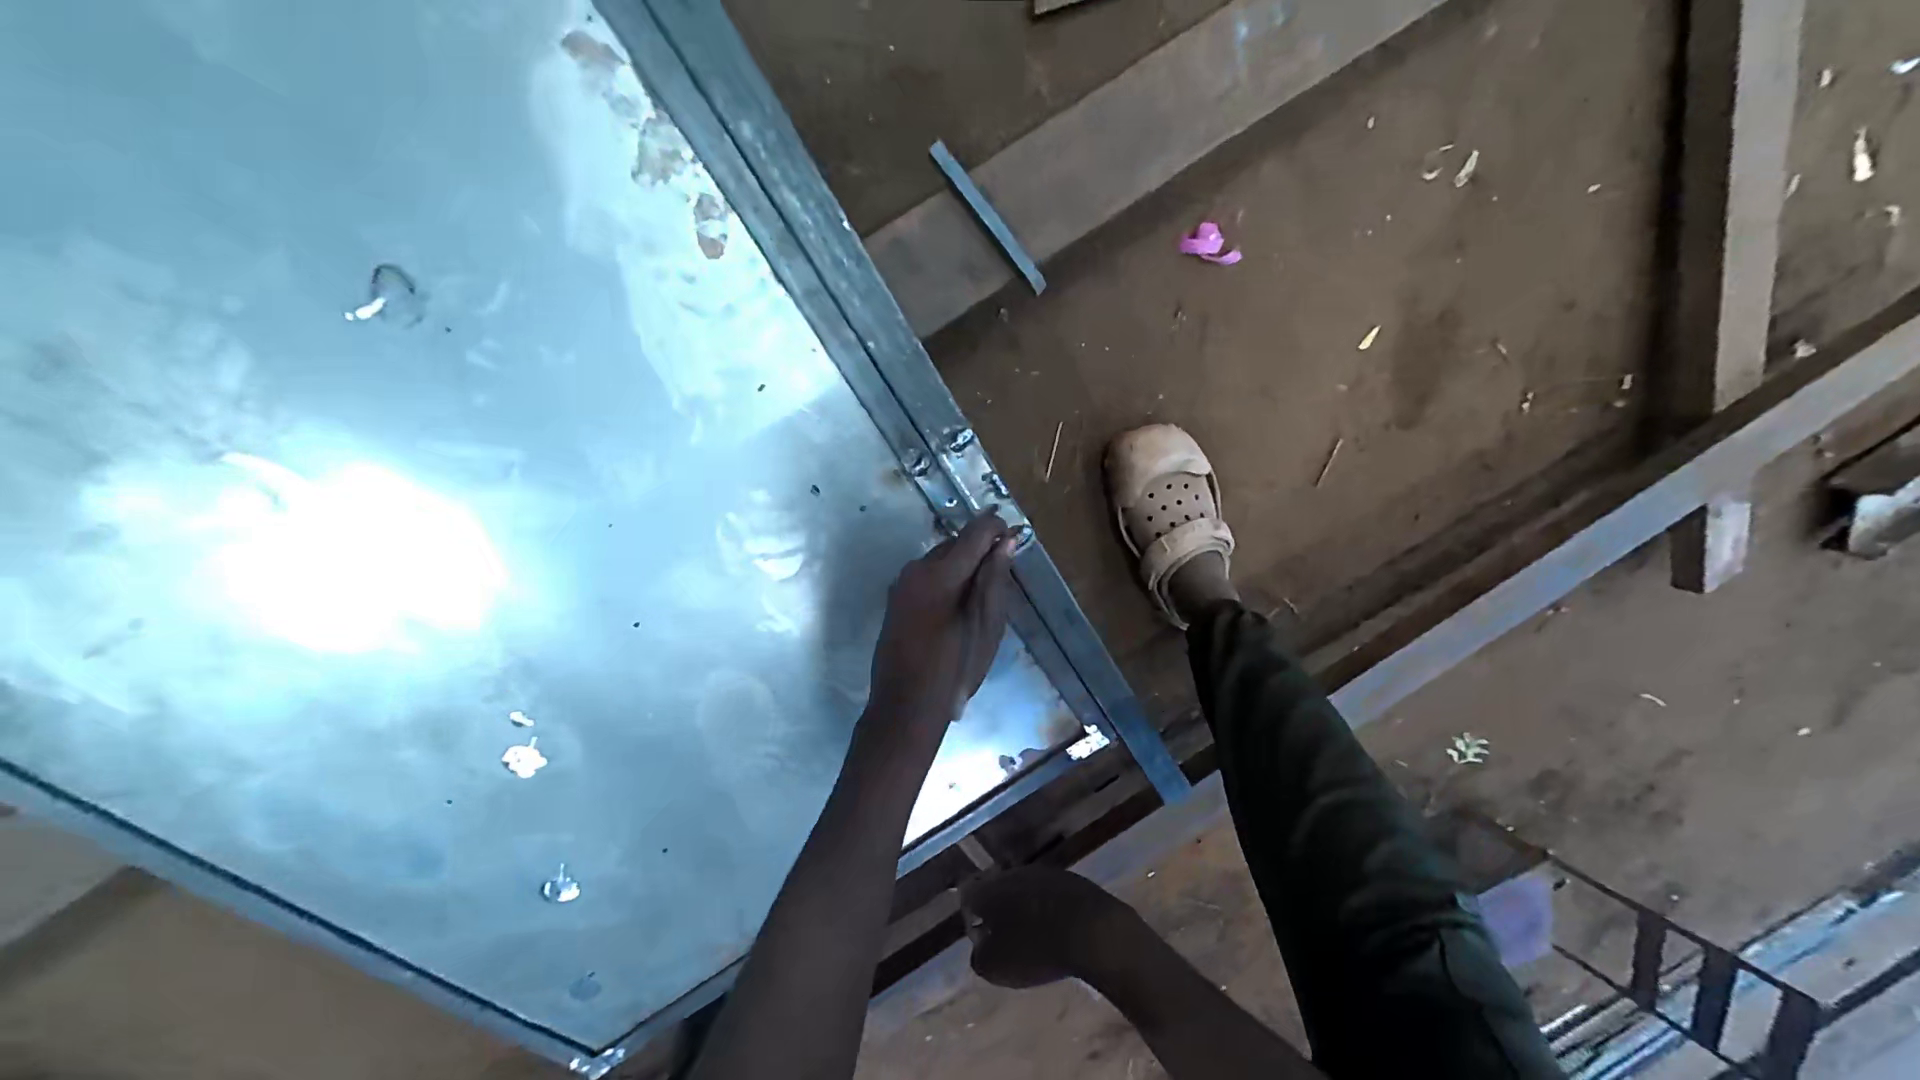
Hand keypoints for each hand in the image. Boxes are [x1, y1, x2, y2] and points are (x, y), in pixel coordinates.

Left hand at [865, 512, 1016, 731]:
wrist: (906, 706)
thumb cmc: (954, 670)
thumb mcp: (986, 627)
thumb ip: (995, 580)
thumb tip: (1006, 540)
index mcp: (940, 574)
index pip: (975, 532)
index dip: (998, 528)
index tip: (1015, 537)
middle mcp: (916, 569)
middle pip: (955, 543)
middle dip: (980, 549)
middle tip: (1003, 572)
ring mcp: (901, 583)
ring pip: (940, 558)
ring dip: (963, 564)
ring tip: (983, 594)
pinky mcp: (895, 598)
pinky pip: (927, 575)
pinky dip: (947, 578)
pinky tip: (958, 604)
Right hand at [959, 867, 1139, 988]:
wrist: (1091, 930)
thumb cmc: (1035, 950)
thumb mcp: (996, 967)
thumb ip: (979, 956)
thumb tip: (979, 947)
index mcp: (989, 890)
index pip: (969, 897)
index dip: (972, 917)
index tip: (981, 938)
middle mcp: (1012, 874)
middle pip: (998, 890)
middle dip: (999, 911)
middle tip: (1006, 937)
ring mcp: (1043, 872)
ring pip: (1024, 890)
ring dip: (1024, 908)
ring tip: (1033, 935)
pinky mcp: (1069, 878)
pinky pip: (1049, 894)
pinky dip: (1048, 908)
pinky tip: (1057, 928)